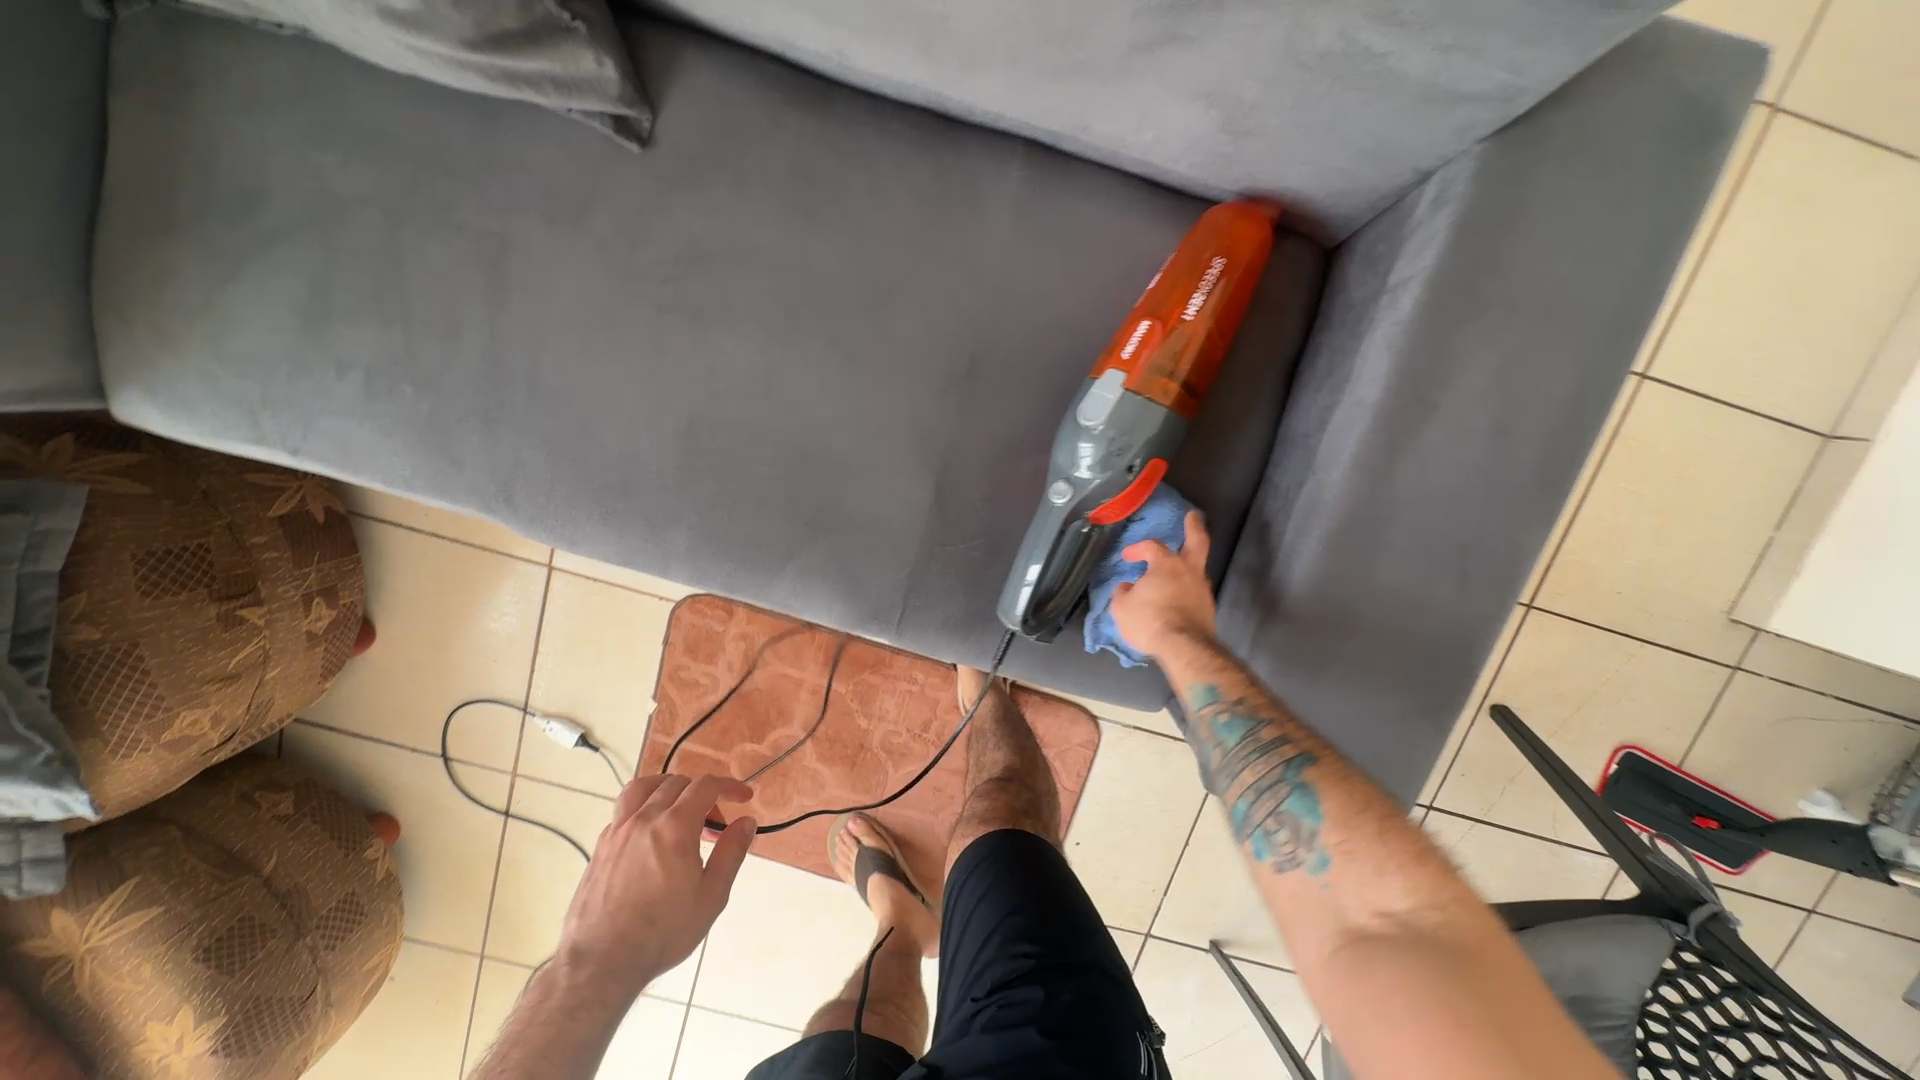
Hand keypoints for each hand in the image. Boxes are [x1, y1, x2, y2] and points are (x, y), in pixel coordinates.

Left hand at [554, 774, 755, 1000]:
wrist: (602, 962)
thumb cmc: (664, 932)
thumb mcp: (711, 896)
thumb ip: (731, 853)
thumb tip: (746, 822)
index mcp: (675, 827)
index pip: (705, 787)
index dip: (729, 786)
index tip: (745, 797)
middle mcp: (643, 820)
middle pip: (675, 783)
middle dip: (703, 794)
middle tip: (716, 823)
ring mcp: (616, 832)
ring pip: (642, 788)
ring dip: (667, 789)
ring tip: (680, 810)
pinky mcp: (600, 848)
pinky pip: (623, 811)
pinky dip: (644, 809)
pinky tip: (652, 837)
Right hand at [1109, 510, 1216, 658]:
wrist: (1184, 648)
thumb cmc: (1149, 620)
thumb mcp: (1122, 608)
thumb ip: (1123, 593)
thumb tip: (1127, 587)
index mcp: (1166, 564)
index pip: (1152, 546)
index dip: (1138, 549)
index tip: (1127, 557)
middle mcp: (1189, 571)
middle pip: (1197, 542)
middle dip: (1194, 527)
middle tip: (1193, 516)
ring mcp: (1203, 590)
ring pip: (1198, 570)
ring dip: (1190, 566)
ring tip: (1179, 570)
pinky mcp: (1208, 610)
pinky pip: (1196, 593)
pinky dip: (1188, 591)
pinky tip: (1180, 598)